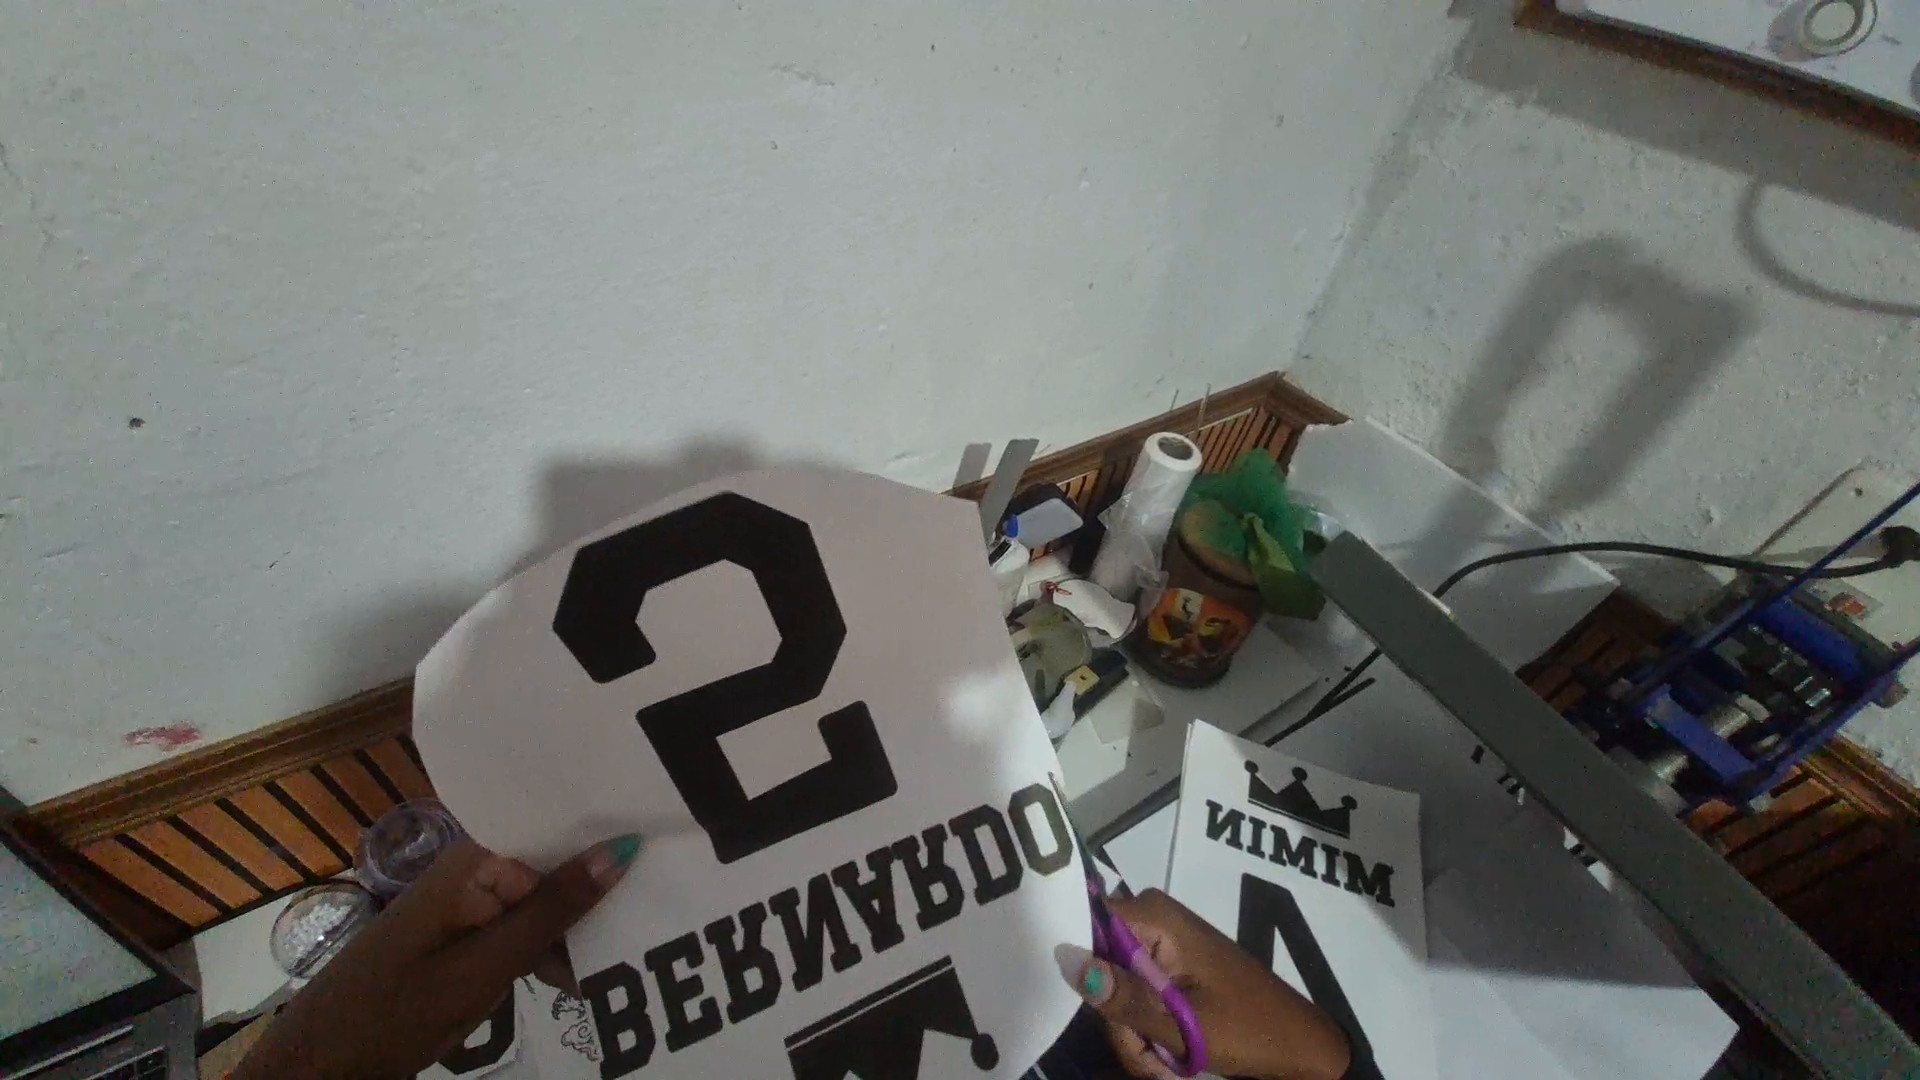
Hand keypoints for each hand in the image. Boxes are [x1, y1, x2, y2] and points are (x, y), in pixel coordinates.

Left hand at [234, 834, 639, 1079]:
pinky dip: (557, 945)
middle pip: (561, 859)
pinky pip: (531, 924)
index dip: (612, 824)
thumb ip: (556, 908)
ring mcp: (476, 900)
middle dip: (606, 879)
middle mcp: (481, 866)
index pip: (561, 821)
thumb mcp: (486, 965)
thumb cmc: (393, 1013)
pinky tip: (591, 970)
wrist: (310, 1078)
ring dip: (584, 921)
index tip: (668, 830)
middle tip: (669, 887)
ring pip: (551, 896)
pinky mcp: (473, 932)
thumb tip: (626, 846)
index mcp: (479, 856)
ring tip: (641, 933)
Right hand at [1070, 889, 1350, 1079]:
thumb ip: (1124, 997)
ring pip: (1114, 988)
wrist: (1299, 1046)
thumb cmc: (1247, 1028)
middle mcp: (1148, 916)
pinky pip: (1132, 991)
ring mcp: (1156, 939)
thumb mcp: (1183, 1024)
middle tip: (1151, 1059)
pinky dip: (1146, 1028)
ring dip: (1134, 1034)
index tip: (1108, 1020)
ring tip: (1166, 1065)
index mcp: (1153, 915)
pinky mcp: (1162, 961)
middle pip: (1100, 967)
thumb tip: (1067, 962)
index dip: (1088, 975)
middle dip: (1121, 1022)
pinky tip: (1167, 1054)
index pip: (1089, 927)